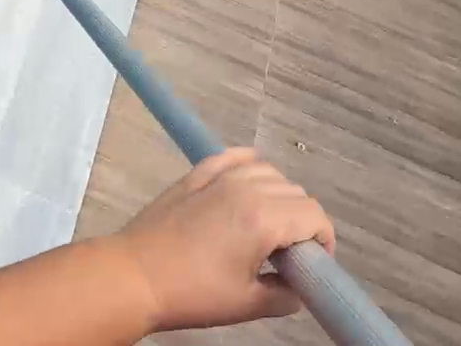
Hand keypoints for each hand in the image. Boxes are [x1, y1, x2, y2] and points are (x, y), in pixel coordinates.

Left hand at [108, 149, 334, 332]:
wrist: (137, 273)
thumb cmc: (194, 292)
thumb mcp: (249, 303)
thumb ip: (285, 293)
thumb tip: (297, 285)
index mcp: (261, 218)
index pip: (313, 214)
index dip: (323, 239)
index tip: (312, 263)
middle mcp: (243, 187)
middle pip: (293, 191)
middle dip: (302, 219)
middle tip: (290, 251)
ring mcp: (216, 176)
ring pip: (266, 170)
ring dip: (278, 194)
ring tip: (269, 225)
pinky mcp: (194, 173)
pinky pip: (231, 156)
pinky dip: (248, 164)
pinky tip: (250, 181)